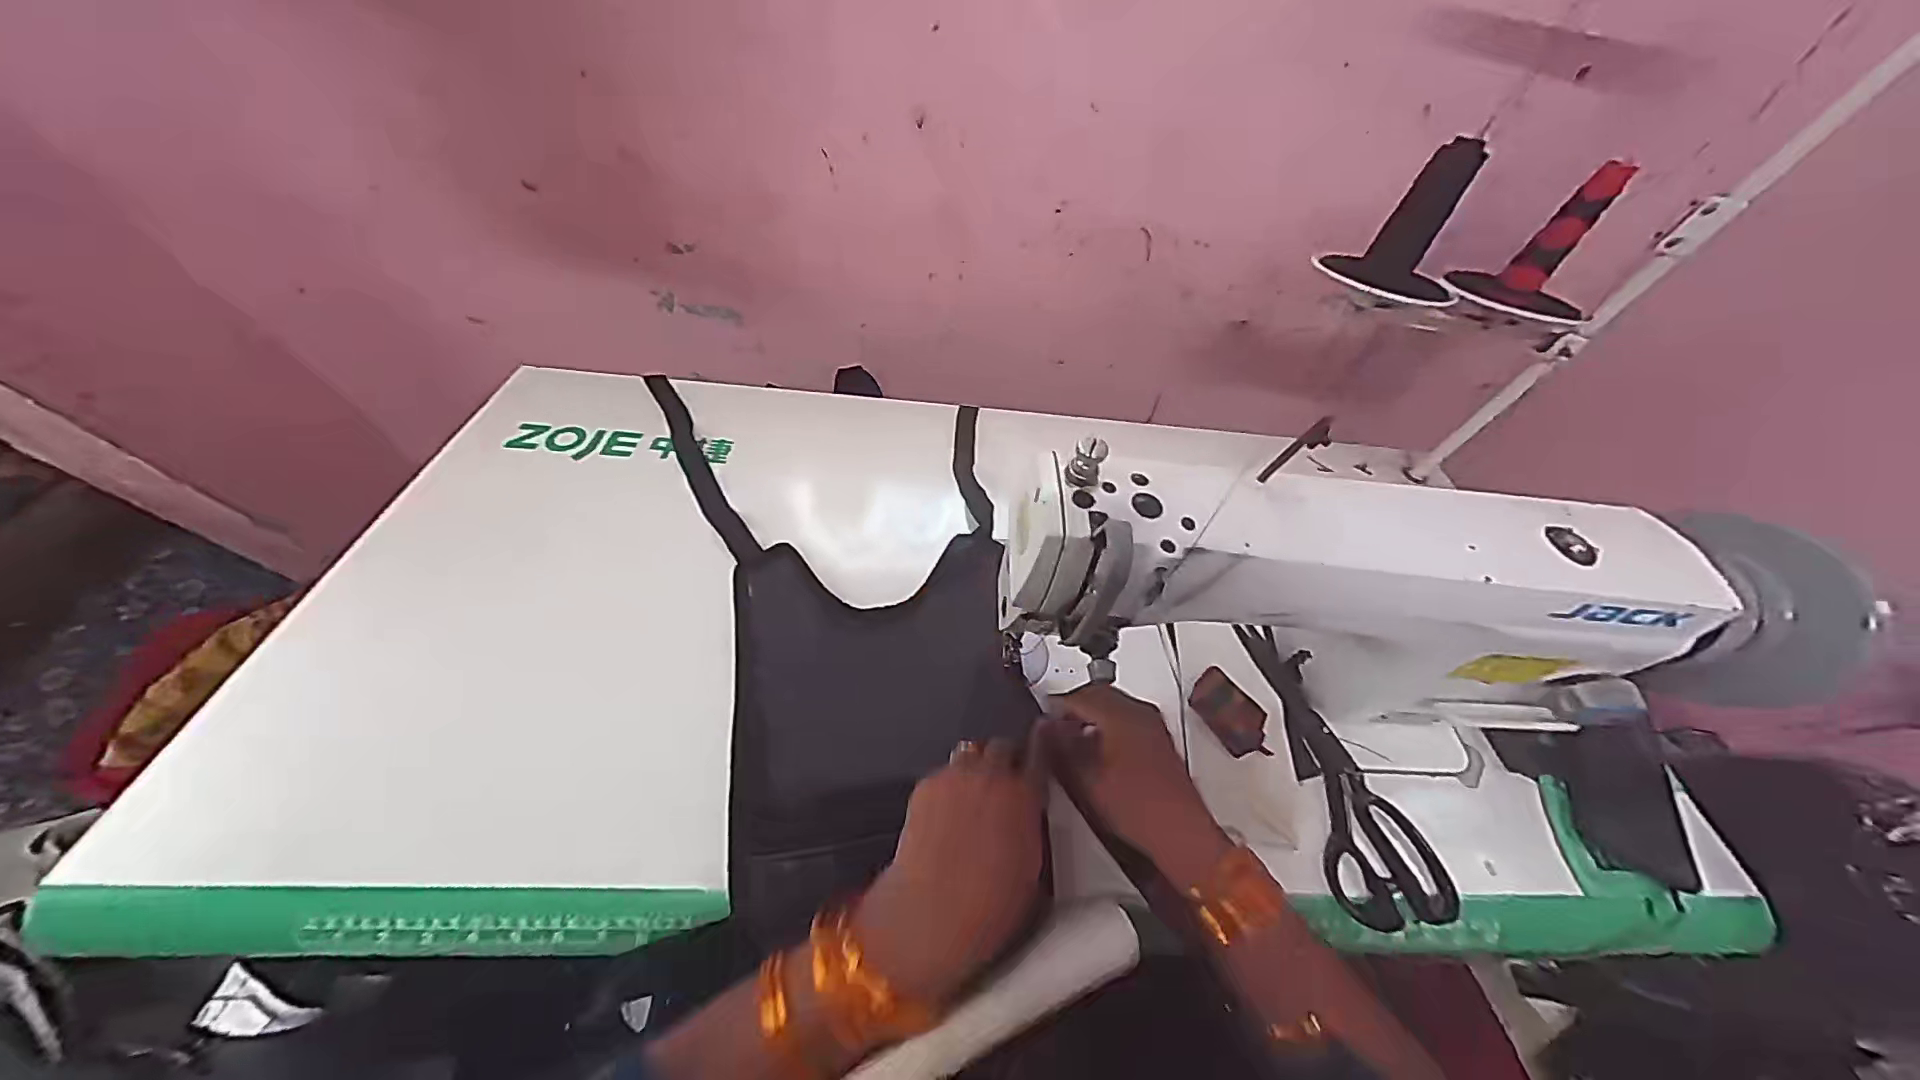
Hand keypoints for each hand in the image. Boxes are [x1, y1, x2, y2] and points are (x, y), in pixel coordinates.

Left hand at [855, 733, 1046, 1006]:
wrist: (933, 912)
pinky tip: (947, 810)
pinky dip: (949, 783)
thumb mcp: (1034, 865)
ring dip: (977, 765)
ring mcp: (955, 776)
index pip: (1041, 751)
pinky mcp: (926, 784)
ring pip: (971, 751)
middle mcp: (991, 775)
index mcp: (1025, 794)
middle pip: (1002, 745)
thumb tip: (1030, 814)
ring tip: (975, 791)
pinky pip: (944, 772)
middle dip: (1006, 758)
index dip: (1043, 745)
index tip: (1044, 742)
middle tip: (1005, 779)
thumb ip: (1034, 823)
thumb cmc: (991, 904)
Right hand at [1045, 683, 1233, 887]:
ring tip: (1072, 734)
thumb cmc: (1142, 810)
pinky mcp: (1160, 739)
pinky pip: (1128, 716)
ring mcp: (1154, 725)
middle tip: (1054, 721)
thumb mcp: (1086, 779)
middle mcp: (1141, 713)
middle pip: (1099, 693)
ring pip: (1114, 703)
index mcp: (1121, 715)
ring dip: (1092, 713)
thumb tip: (1046, 729)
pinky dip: (1108, 723)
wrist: (1179, 833)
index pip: (1080, 696)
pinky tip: (1097, 745)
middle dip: (1074, 705)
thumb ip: (1061, 747)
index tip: (1043, 714)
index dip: (1055, 706)